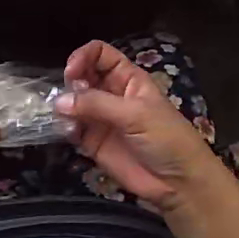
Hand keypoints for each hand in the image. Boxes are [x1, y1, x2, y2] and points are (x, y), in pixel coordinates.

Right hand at [55, 41, 227, 210]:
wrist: (178, 183)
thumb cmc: (166, 138)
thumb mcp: (136, 114)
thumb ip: (98, 104)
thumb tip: (60, 100)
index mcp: (128, 78)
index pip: (100, 54)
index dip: (84, 56)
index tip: (72, 71)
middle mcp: (110, 93)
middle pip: (82, 75)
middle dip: (71, 81)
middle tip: (68, 97)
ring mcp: (100, 118)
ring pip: (72, 102)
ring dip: (64, 106)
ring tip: (65, 117)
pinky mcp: (92, 142)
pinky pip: (71, 128)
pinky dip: (64, 127)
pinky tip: (69, 133)